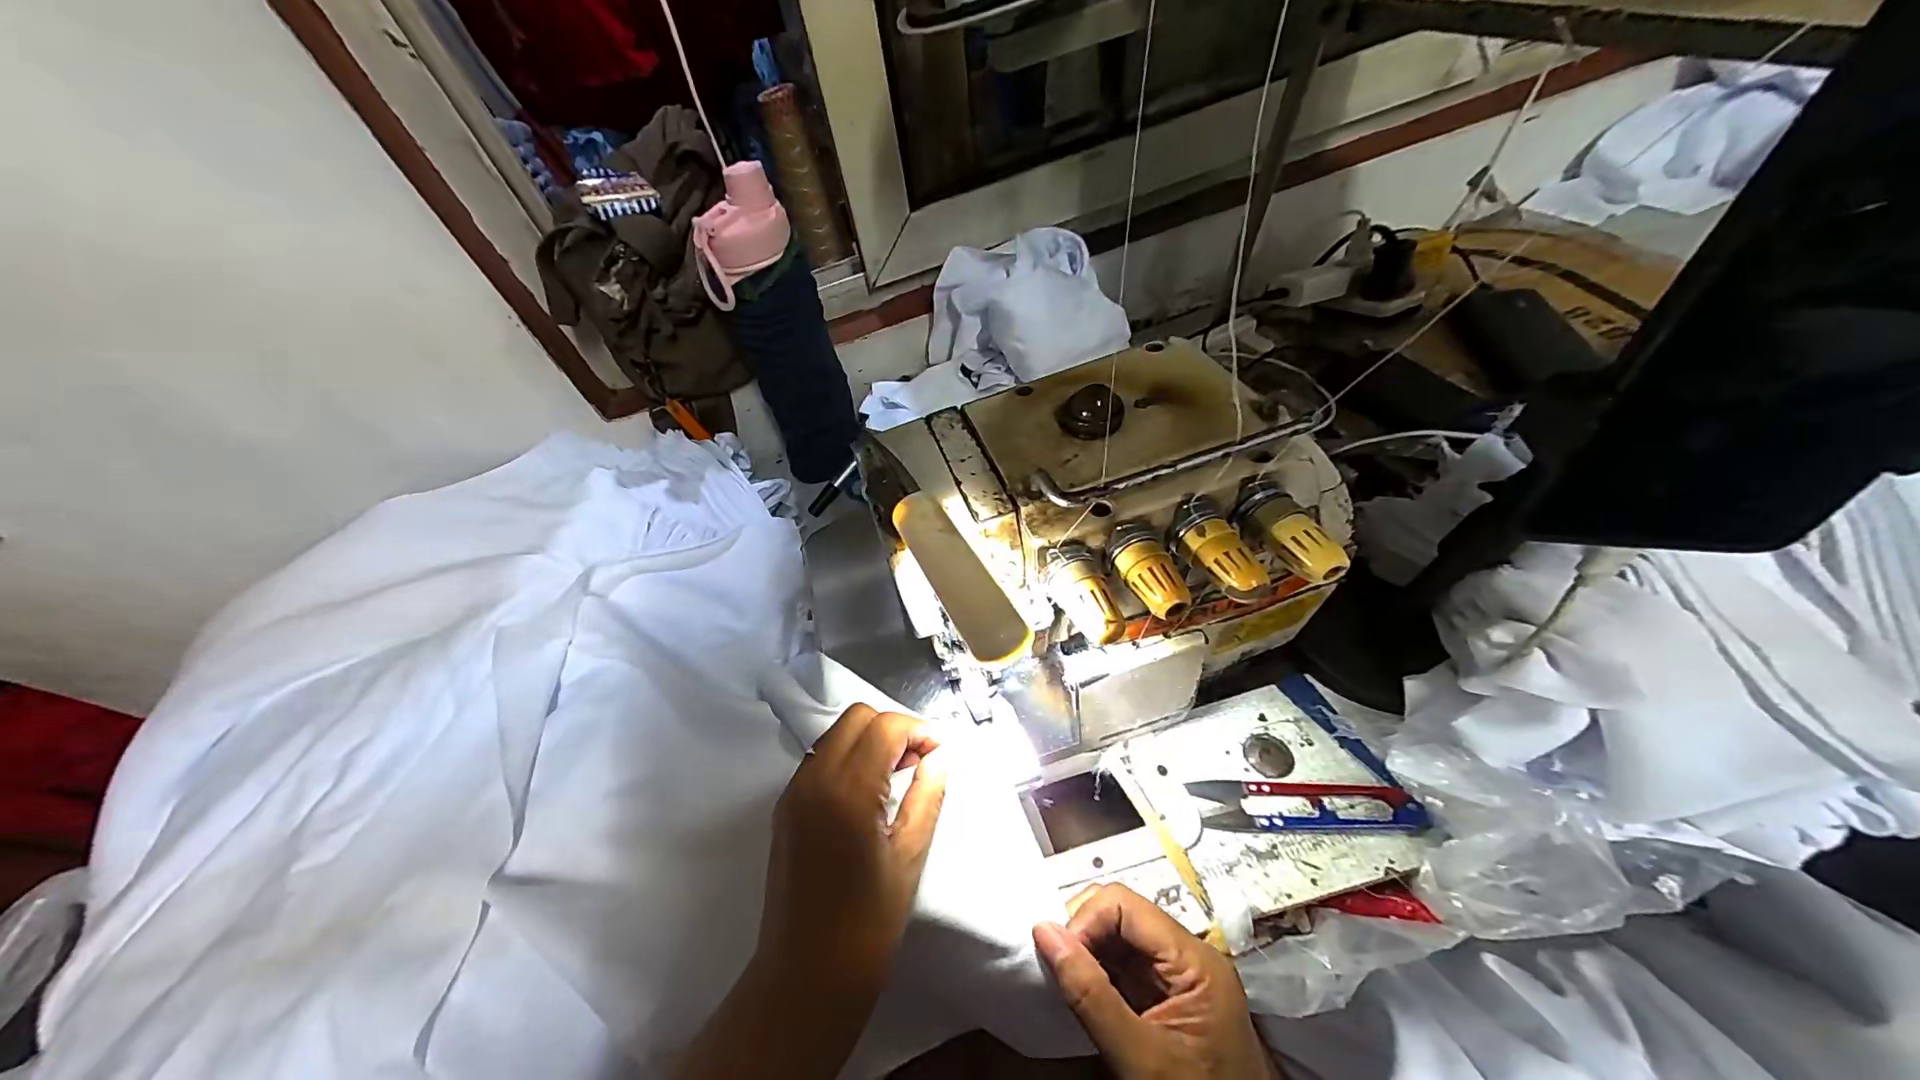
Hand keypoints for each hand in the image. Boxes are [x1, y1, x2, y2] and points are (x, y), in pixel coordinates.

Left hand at [758, 703, 946, 993]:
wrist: (806, 975)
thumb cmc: (868, 922)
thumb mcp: (910, 853)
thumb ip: (929, 792)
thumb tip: (943, 754)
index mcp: (847, 791)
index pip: (885, 726)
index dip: (920, 731)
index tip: (941, 755)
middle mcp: (813, 779)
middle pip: (857, 718)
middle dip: (894, 728)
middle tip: (921, 763)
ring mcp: (793, 792)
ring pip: (837, 734)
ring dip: (871, 740)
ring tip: (899, 777)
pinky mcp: (785, 807)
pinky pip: (822, 759)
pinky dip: (850, 758)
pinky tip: (871, 792)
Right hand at [1033, 884, 1280, 1079]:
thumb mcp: (1139, 1057)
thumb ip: (1090, 994)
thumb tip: (1044, 931)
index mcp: (1196, 960)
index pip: (1124, 904)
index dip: (1085, 921)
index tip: (1059, 958)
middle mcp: (1190, 954)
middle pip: (1121, 911)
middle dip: (1083, 932)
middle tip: (1060, 970)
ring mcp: (1180, 973)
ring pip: (1118, 933)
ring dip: (1087, 950)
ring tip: (1068, 982)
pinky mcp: (1168, 993)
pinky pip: (1124, 961)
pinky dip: (1098, 969)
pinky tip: (1084, 991)